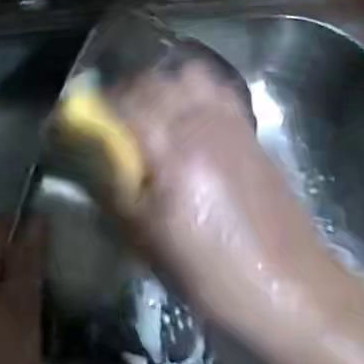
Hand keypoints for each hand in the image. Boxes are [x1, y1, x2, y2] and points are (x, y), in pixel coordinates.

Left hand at [0, 218, 45, 363]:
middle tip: (55, 270)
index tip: (55, 233)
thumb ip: (27, 260)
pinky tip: (24, 331)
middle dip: (21, 259)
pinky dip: (5, 312)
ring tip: (45, 300)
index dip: (24, 225)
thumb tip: (35, 218)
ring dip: (14, 288)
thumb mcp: (21, 305)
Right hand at [110, 62, 337, 343]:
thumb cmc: (213, 274)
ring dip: (162, 85)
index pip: (122, 105)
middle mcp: (202, 125)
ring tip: (151, 114)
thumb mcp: (149, 241)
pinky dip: (194, 90)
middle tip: (109, 121)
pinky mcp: (250, 132)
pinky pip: (217, 89)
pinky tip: (188, 118)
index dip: (91, 108)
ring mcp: (231, 124)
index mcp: (173, 152)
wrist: (291, 288)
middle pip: (153, 81)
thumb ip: (116, 191)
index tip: (73, 118)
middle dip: (123, 93)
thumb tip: (91, 161)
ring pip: (187, 75)